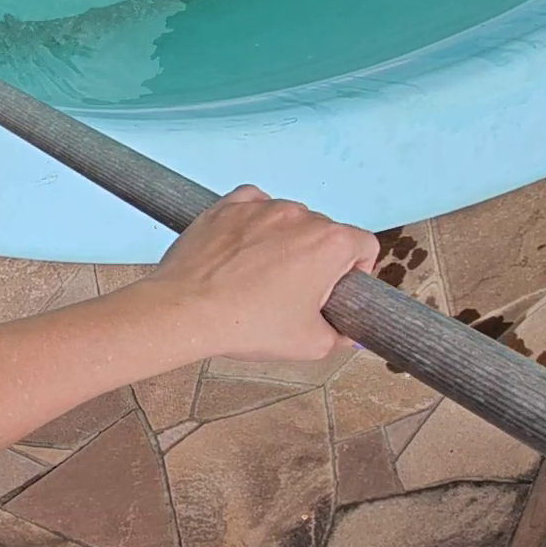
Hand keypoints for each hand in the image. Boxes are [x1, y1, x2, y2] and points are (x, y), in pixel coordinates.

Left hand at [148, 185, 378, 361]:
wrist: (183, 311)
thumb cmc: (242, 324)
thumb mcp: (311, 344)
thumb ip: (340, 334)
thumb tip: (344, 331)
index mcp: (331, 243)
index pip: (362, 246)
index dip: (352, 270)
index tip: (332, 288)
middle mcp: (297, 216)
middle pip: (321, 231)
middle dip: (312, 257)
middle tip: (287, 288)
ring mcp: (257, 208)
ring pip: (284, 217)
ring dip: (279, 237)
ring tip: (255, 270)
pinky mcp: (223, 209)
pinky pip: (249, 202)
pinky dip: (250, 218)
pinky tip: (241, 243)